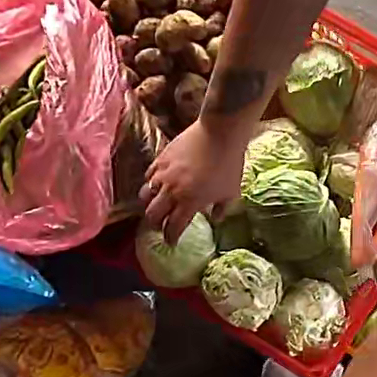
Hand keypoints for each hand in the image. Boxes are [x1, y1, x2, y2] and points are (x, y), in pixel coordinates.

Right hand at [142, 117, 249, 241]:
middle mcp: (172, 192)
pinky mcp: (160, 158)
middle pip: (153, 215)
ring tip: (156, 205)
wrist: (220, 134)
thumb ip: (222, 209)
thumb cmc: (229, 165)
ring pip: (145, 195)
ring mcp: (163, 174)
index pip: (173, 227)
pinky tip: (157, 183)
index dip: (170, 238)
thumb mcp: (231, 192)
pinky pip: (148, 175)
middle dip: (155, 224)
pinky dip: (151, 183)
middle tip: (161, 226)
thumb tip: (215, 219)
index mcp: (189, 203)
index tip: (171, 242)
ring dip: (149, 204)